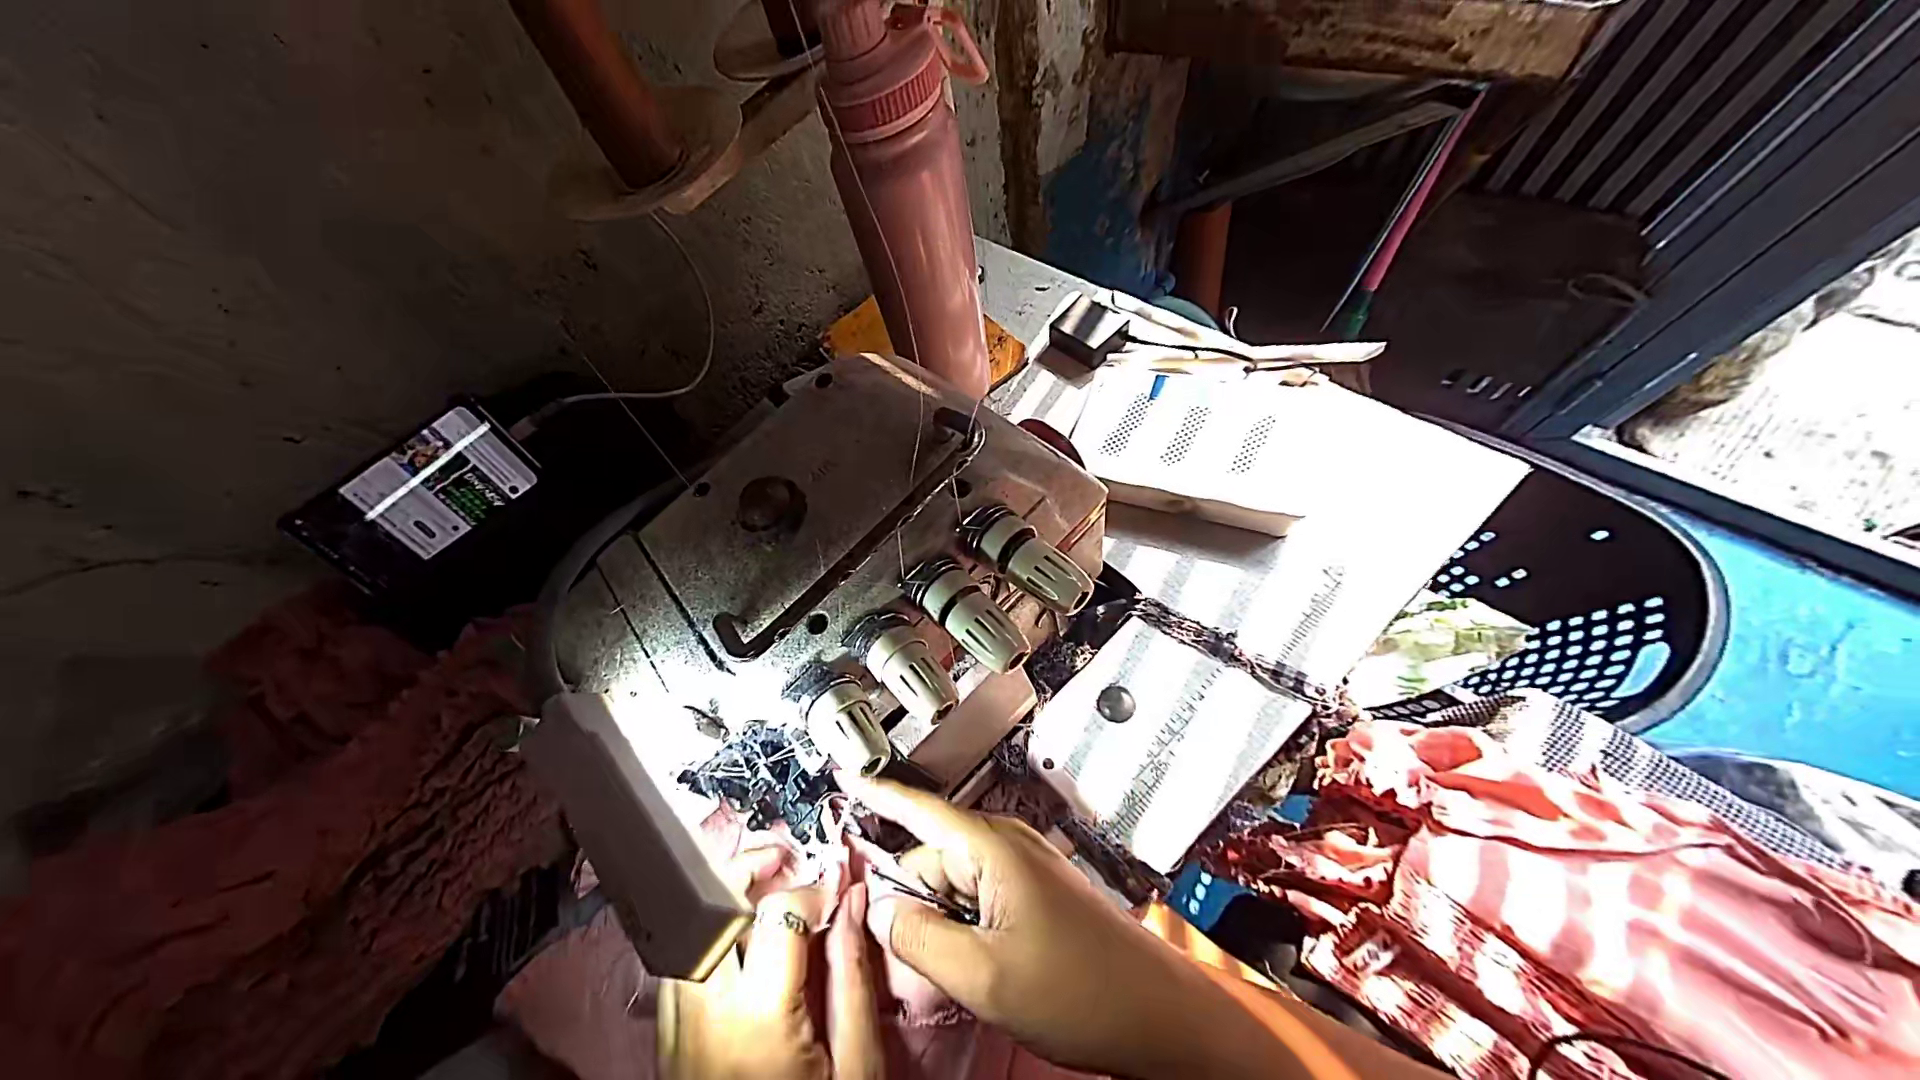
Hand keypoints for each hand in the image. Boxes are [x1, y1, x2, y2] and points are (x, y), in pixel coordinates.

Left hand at [658, 847, 880, 1079]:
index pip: (777, 914)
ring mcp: (673, 1030)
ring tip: (762, 891)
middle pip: (709, 909)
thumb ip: (852, 972)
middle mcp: (702, 1016)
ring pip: (685, 931)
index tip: (839, 888)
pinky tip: (738, 939)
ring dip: (722, 899)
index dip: (814, 887)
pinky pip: (678, 963)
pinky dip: (706, 934)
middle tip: (783, 858)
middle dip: (746, 869)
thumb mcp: (856, 1065)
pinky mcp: (664, 1042)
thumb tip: (854, 898)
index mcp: (757, 1021)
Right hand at [842, 775, 1250, 1077]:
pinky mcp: (1030, 892)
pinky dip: (962, 928)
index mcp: (993, 848)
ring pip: (950, 886)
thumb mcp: (984, 974)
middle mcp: (1006, 846)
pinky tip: (977, 967)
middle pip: (928, 860)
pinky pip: (976, 900)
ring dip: (938, 924)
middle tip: (908, 956)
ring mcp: (1021, 867)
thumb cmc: (1088, 989)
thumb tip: (883, 914)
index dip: (877, 794)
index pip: (920, 810)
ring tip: (958, 973)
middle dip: (908, 901)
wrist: (1155, 1011)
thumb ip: (920, 939)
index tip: (848, 777)